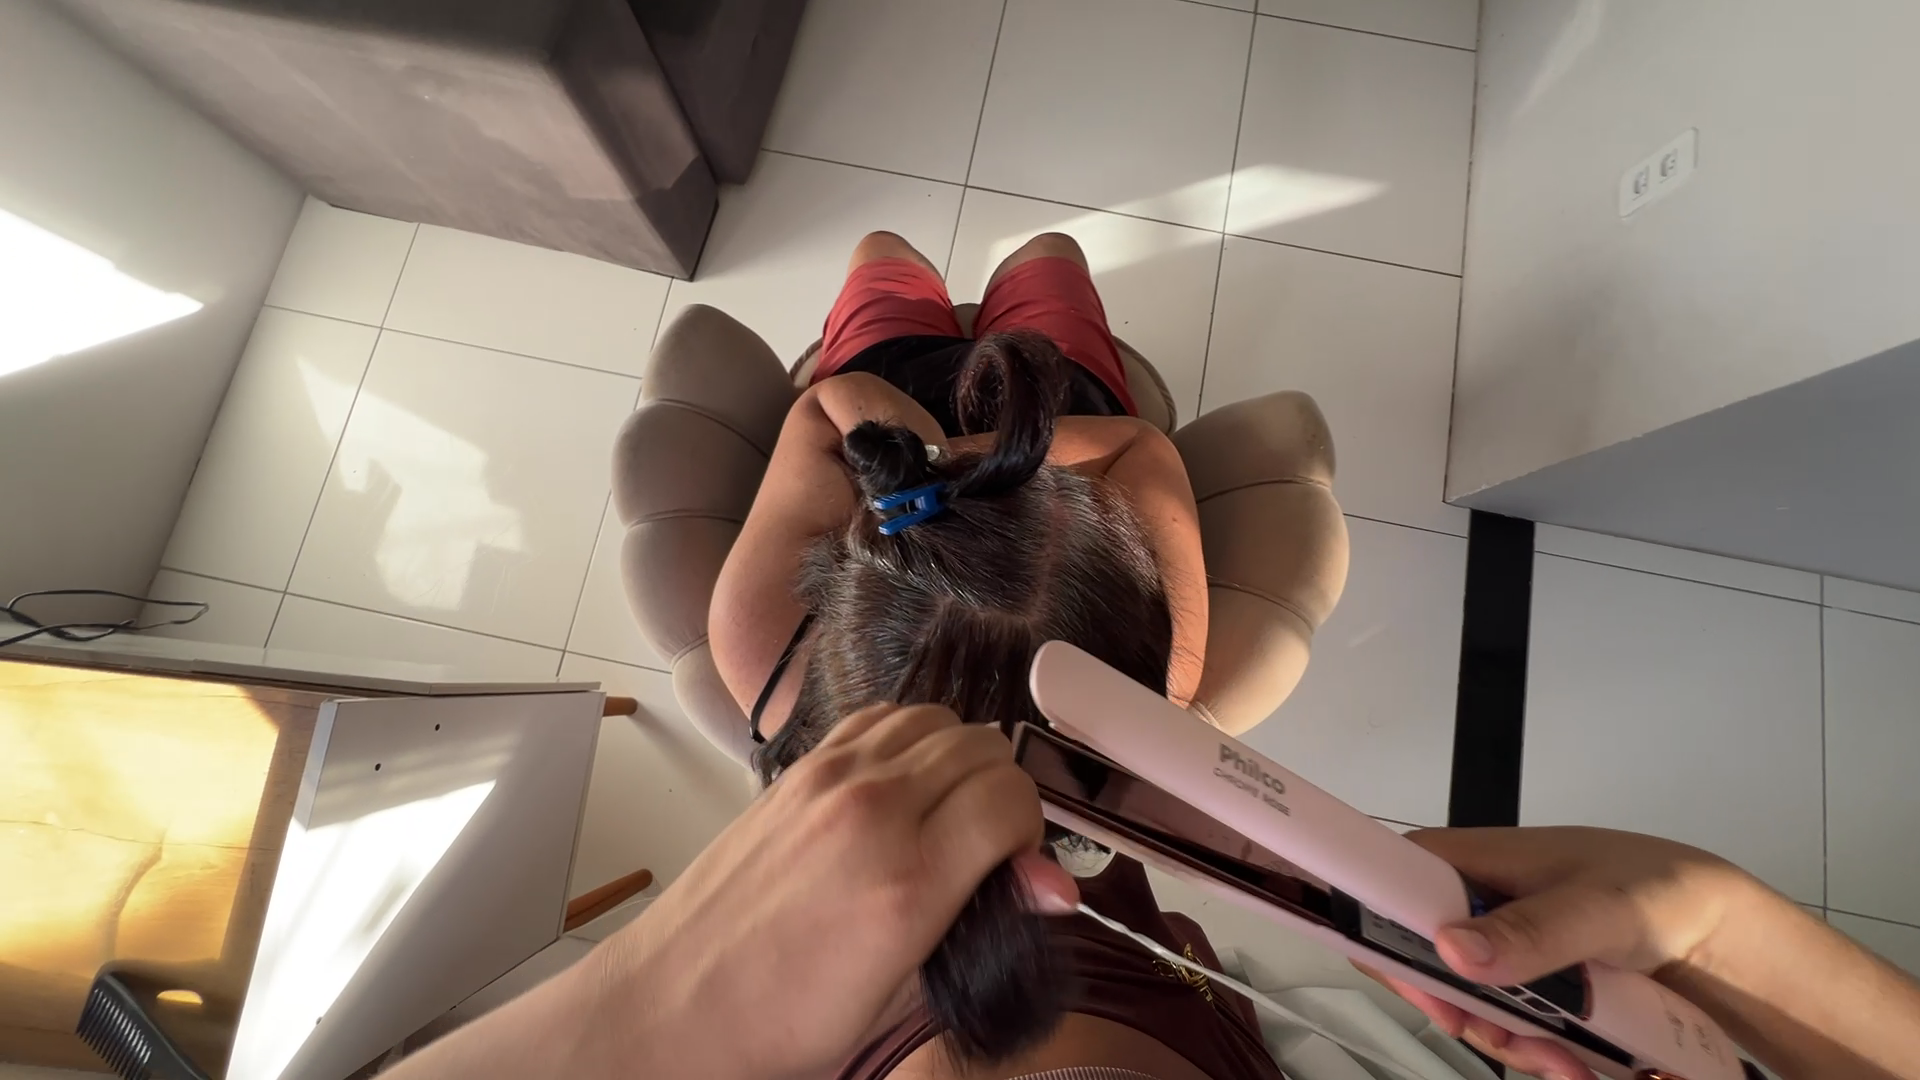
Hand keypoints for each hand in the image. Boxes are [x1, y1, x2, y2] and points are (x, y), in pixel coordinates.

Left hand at [588, 703, 1077, 1079]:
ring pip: (938, 718)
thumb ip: (983, 921)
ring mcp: (834, 775)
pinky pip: (883, 715)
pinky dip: (909, 735)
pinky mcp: (803, 763)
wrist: (674, 1004)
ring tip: (943, 804)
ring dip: (958, 754)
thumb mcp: (900, 996)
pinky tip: (900, 777)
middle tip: (983, 837)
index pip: (1009, 797)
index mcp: (907, 883)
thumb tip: (1056, 886)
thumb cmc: (788, 1023)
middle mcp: (874, 809)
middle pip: (982, 746)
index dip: (1029, 825)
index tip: (1012, 858)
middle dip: (1001, 788)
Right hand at [1368, 826, 1754, 1079]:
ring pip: (1458, 997)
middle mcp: (1459, 901)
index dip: (1380, 938)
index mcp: (1454, 862)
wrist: (1722, 928)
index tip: (1426, 994)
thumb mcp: (1597, 909)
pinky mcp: (1521, 977)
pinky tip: (1571, 1065)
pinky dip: (1529, 1048)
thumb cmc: (1653, 891)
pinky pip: (1500, 1017)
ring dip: (1501, 1039)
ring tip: (1562, 1066)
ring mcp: (1490, 942)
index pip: (1379, 889)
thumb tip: (1451, 950)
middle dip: (1453, 1008)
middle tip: (1499, 1042)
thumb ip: (1530, 930)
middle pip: (1413, 955)